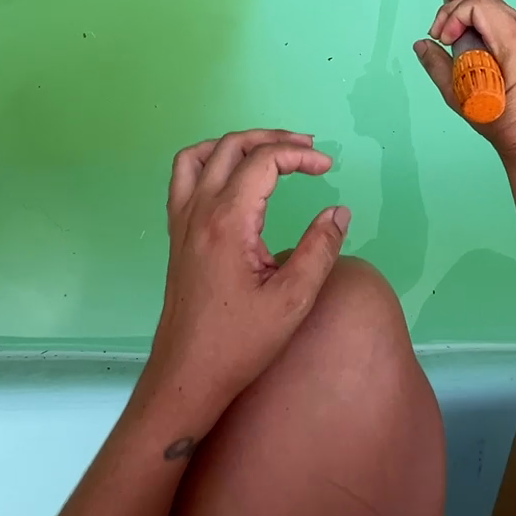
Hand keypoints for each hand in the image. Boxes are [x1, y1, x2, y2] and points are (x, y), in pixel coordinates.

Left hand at [146, 129, 351, 413]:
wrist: (186, 376)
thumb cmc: (240, 343)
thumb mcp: (293, 300)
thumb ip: (321, 249)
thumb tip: (339, 211)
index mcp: (228, 221)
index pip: (264, 160)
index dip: (300, 155)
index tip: (328, 168)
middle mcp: (199, 210)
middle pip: (233, 146)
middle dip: (274, 139)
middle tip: (309, 150)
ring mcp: (182, 220)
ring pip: (202, 154)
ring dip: (239, 144)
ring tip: (271, 153)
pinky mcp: (177, 234)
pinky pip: (185, 177)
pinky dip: (212, 161)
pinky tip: (235, 178)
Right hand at [413, 0, 515, 154]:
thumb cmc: (499, 120)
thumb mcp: (460, 96)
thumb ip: (437, 66)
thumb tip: (422, 45)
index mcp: (515, 42)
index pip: (478, 5)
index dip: (453, 16)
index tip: (442, 39)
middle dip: (456, 7)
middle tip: (437, 26)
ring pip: (497, 3)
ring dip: (470, 5)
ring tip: (449, 0)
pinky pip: (507, 15)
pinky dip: (485, 14)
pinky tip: (471, 16)